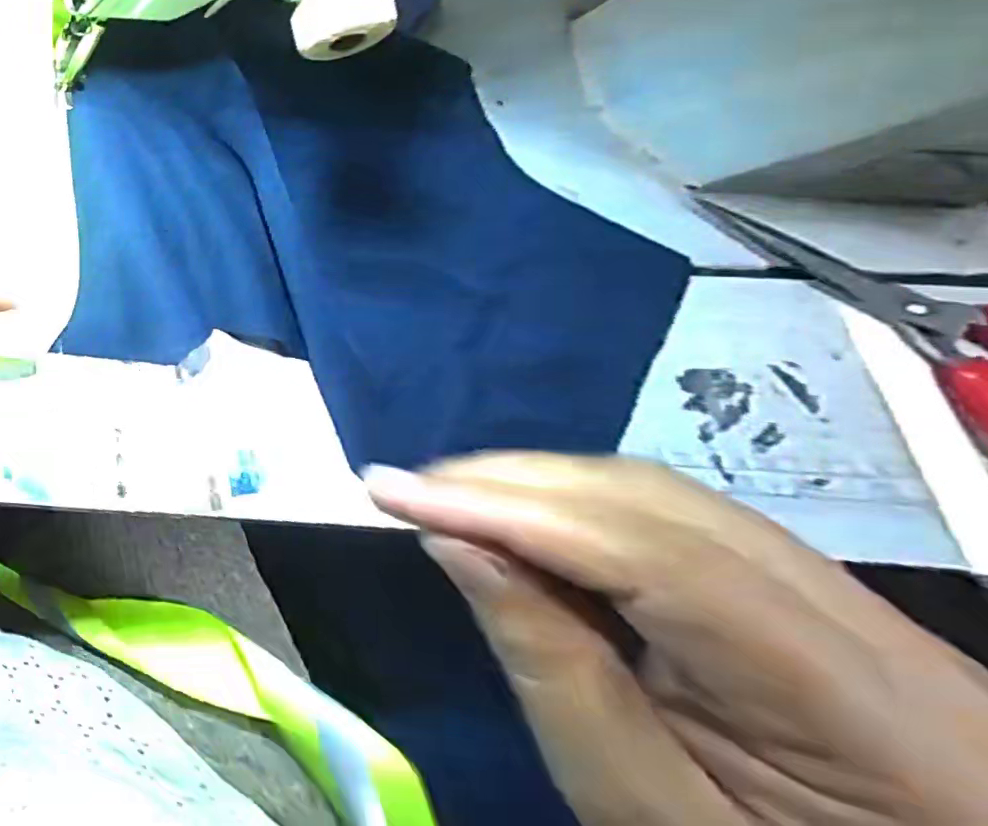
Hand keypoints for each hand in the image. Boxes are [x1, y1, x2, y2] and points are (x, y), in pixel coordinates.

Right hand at [366, 454, 987, 825]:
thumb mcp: (631, 801)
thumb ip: (547, 664)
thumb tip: (450, 540)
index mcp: (869, 714)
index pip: (661, 561)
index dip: (512, 511)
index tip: (393, 490)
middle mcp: (883, 631)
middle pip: (660, 504)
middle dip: (513, 483)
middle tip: (408, 488)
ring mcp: (851, 600)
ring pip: (662, 495)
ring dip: (535, 484)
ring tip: (444, 496)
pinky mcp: (807, 590)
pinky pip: (670, 516)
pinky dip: (571, 504)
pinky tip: (513, 516)